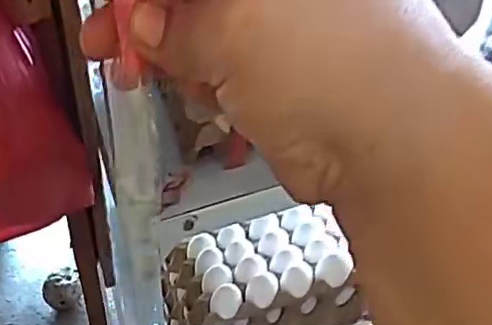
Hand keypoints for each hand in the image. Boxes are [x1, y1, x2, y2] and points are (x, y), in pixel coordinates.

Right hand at [81, 0, 463, 201]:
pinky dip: (199, 79)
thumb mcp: (232, 29)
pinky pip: (220, 68)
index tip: (110, 14)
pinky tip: (196, 93)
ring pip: (200, 30)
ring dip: (169, 53)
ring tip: (147, 73)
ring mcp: (278, 25)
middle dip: (143, 18)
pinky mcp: (277, 75)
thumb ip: (178, 25)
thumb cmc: (335, 64)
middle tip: (109, 44)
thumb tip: (141, 21)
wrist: (382, 142)